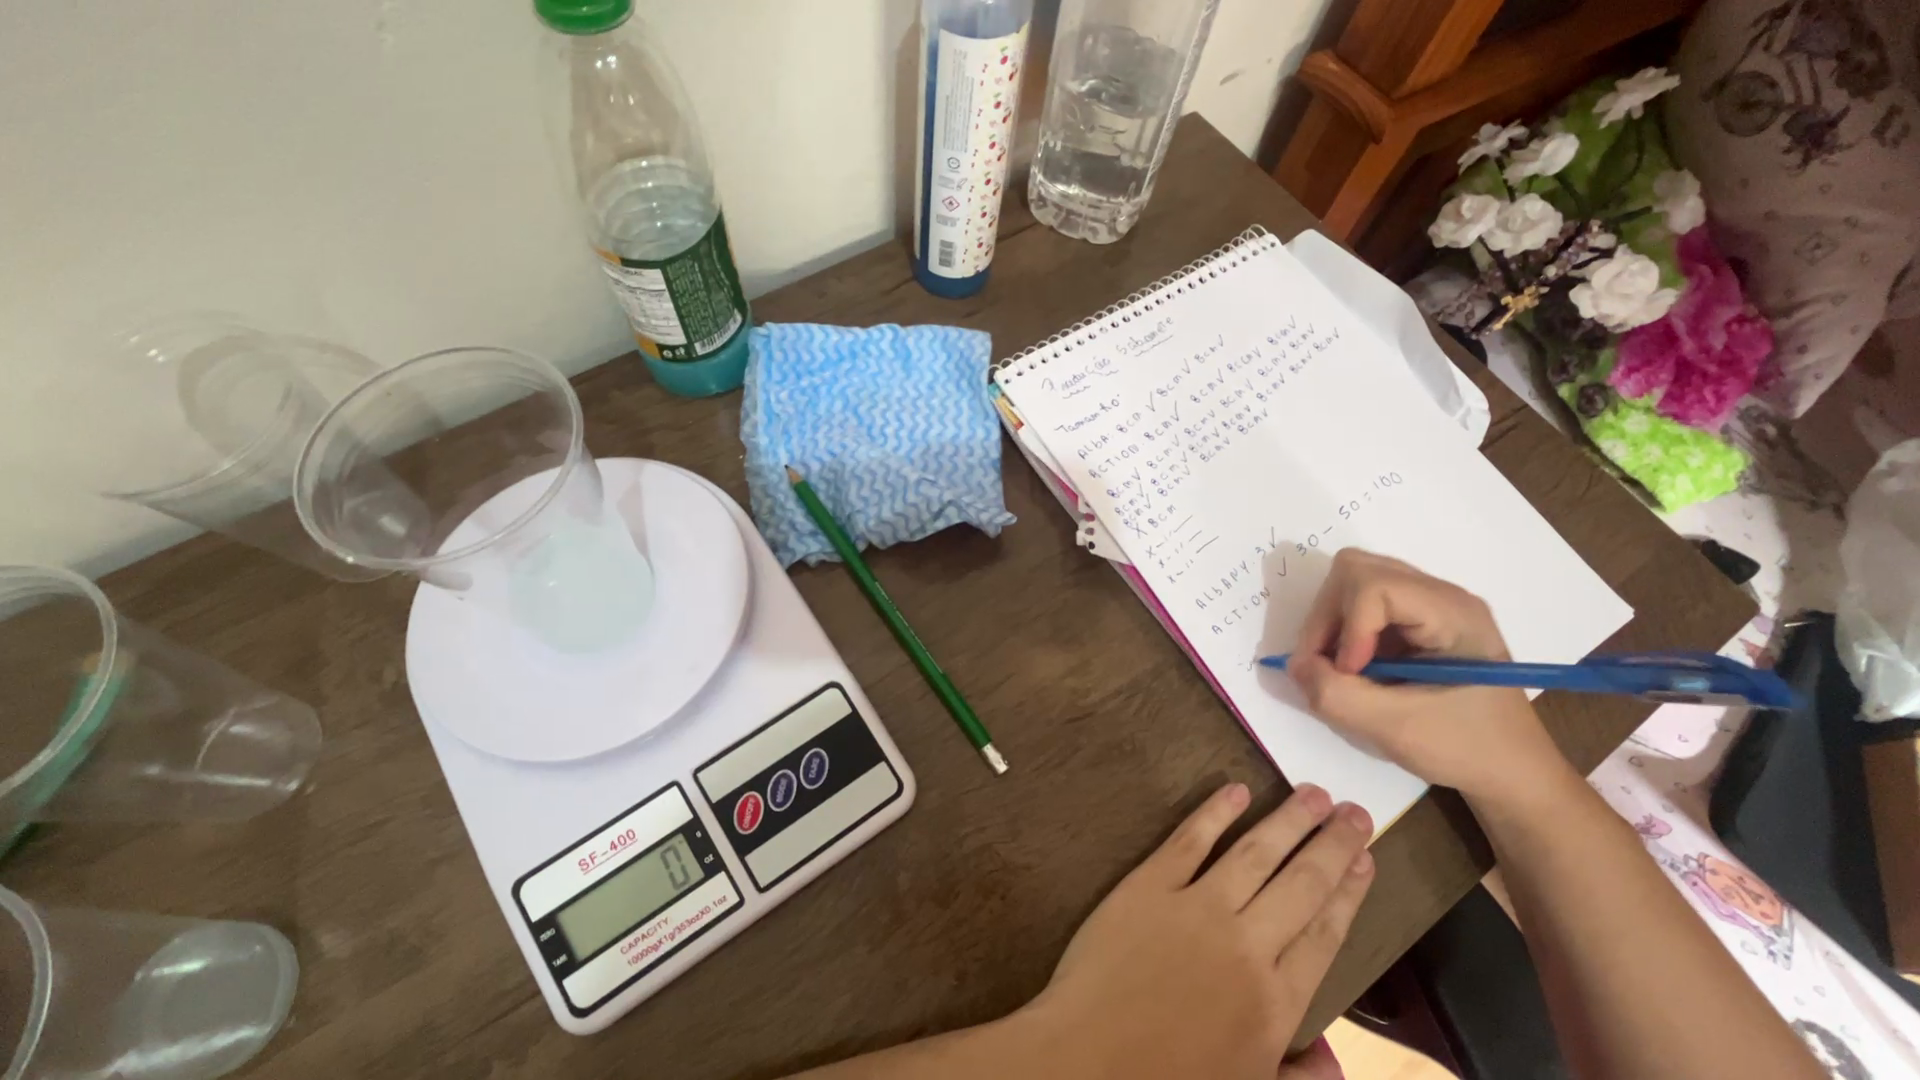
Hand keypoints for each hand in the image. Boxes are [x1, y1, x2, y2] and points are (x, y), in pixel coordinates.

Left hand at [1022, 782, 1374, 1079]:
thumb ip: (1298, 1077)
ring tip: (1314, 792)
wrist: (1089, 1060)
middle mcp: (1247, 945)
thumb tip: (1337, 1062)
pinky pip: (1189, 841)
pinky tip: (1236, 790)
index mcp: (1276, 999)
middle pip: (1302, 884)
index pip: (1325, 932)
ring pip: (1255, 853)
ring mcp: (1196, 909)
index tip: (1367, 860)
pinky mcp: (1148, 887)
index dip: (1349, 892)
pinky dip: (1214, 813)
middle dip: (1334, 845)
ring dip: (1289, 820)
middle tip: (1356, 809)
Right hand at [1286, 549, 1574, 806]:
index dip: (1346, 626)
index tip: (1349, 674)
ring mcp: (1429, 603)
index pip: (1374, 585)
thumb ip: (1334, 694)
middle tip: (1326, 666)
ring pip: (1354, 580)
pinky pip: (1362, 601)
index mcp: (1452, 614)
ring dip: (1332, 623)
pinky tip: (1356, 667)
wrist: (1512, 770)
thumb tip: (1296, 665)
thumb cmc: (1465, 748)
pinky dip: (1344, 630)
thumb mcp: (1394, 728)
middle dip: (1328, 617)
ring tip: (1339, 667)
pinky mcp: (1416, 619)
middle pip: (1356, 570)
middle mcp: (1441, 595)